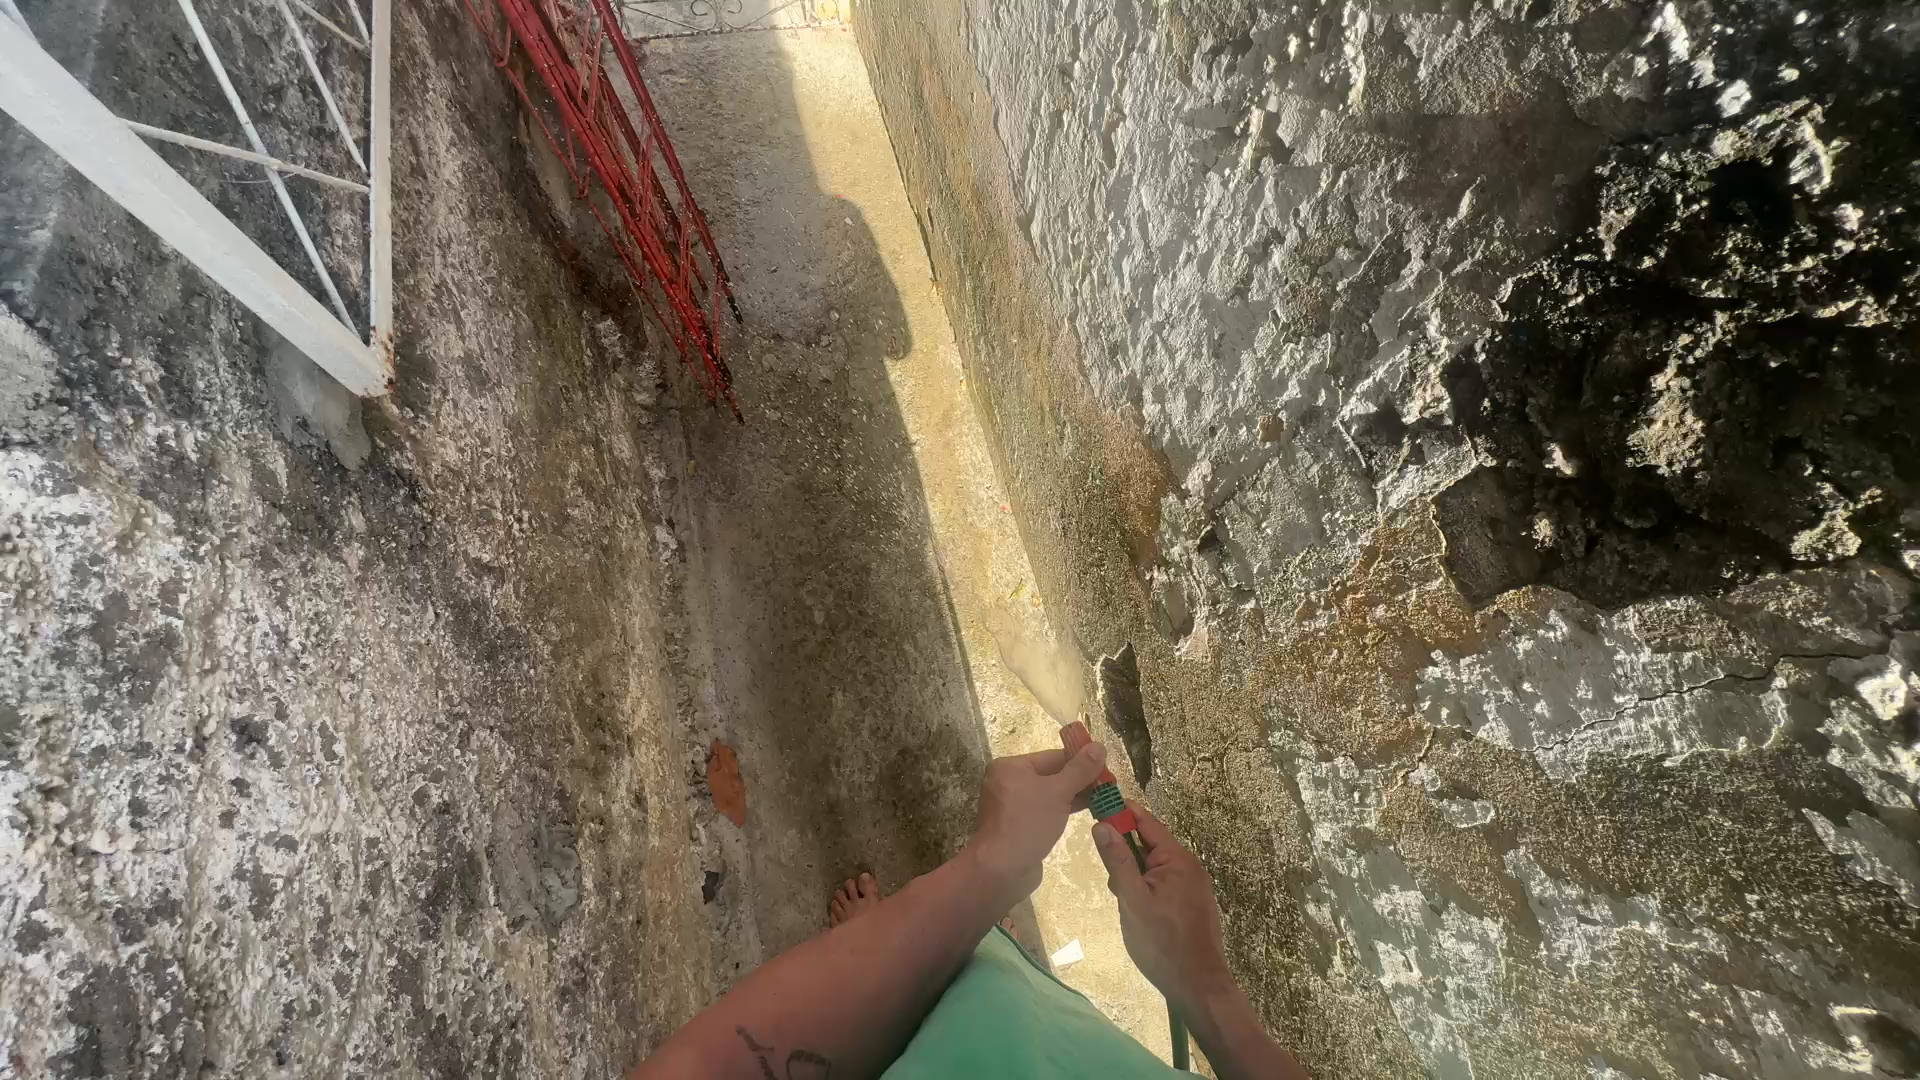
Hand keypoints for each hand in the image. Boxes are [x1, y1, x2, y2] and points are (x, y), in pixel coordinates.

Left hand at [963, 743, 1109, 900]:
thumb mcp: (1057, 792)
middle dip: (1080, 779)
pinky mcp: (1018, 826)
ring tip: (1105, 798)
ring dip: (1075, 795)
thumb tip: (1099, 746)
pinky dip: (1063, 810)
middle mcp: (1008, 782)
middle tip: (1110, 785)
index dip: (1081, 760)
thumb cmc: (1027, 822)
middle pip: (1051, 775)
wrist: (1001, 870)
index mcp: (1011, 766)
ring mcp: (1012, 806)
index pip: (1052, 756)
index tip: (1106, 765)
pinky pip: (1045, 811)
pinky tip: (1087, 811)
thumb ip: (1080, 770)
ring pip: (1049, 795)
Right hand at [1092, 802, 1234, 1015]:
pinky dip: (1145, 888)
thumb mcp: (1133, 899)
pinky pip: (1162, 883)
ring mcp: (1193, 886)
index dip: (1121, 812)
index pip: (1146, 821)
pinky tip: (1139, 912)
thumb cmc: (1163, 943)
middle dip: (1125, 855)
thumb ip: (1118, 860)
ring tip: (1126, 903)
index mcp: (1178, 859)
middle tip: (1112, 878)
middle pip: (1149, 844)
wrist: (1199, 989)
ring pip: (1153, 866)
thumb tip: (1102, 825)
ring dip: (1134, 876)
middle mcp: (1189, 866)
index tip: (1097, 807)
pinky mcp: (1191, 903)